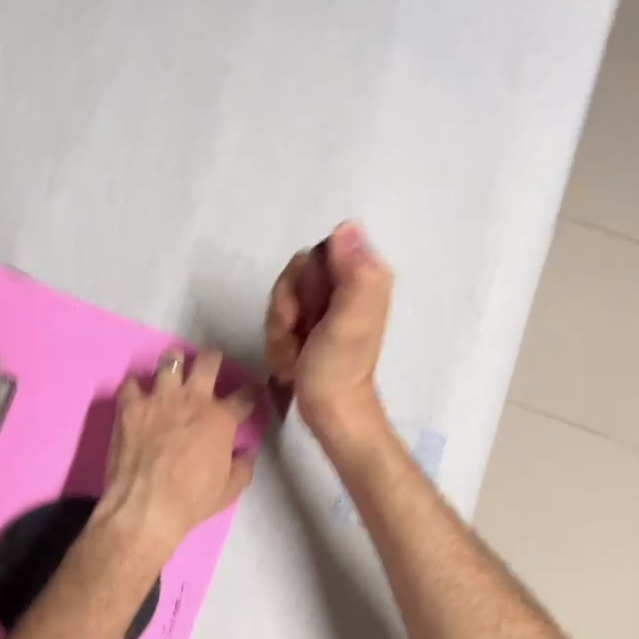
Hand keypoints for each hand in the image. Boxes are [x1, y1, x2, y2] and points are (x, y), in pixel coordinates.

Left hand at [95, 349, 256, 556]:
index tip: (251, 390)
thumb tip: (246, 453)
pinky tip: (135, 395)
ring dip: (173, 362)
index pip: (245, 395)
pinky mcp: (130, 406)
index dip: (251, 391)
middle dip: (212, 359)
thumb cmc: (191, 502)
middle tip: (209, 364)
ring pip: (169, 361)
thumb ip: (242, 467)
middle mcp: (192, 400)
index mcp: (220, 419)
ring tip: (172, 368)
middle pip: (208, 362)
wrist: (145, 506)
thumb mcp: (228, 490)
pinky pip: (130, 383)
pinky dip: (133, 388)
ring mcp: (159, 399)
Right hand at [263, 221, 393, 442]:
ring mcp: (324, 308)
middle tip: (298, 339)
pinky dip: (279, 346)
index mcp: (360, 276)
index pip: (310, 256)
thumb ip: (353, 273)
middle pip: (291, 278)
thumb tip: (345, 226)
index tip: (304, 315)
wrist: (329, 412)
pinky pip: (277, 322)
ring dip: (280, 334)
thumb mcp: (350, 321)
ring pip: (280, 302)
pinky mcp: (309, 328)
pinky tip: (294, 362)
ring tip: (296, 356)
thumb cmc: (338, 370)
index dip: (297, 286)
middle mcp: (343, 286)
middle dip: (284, 313)